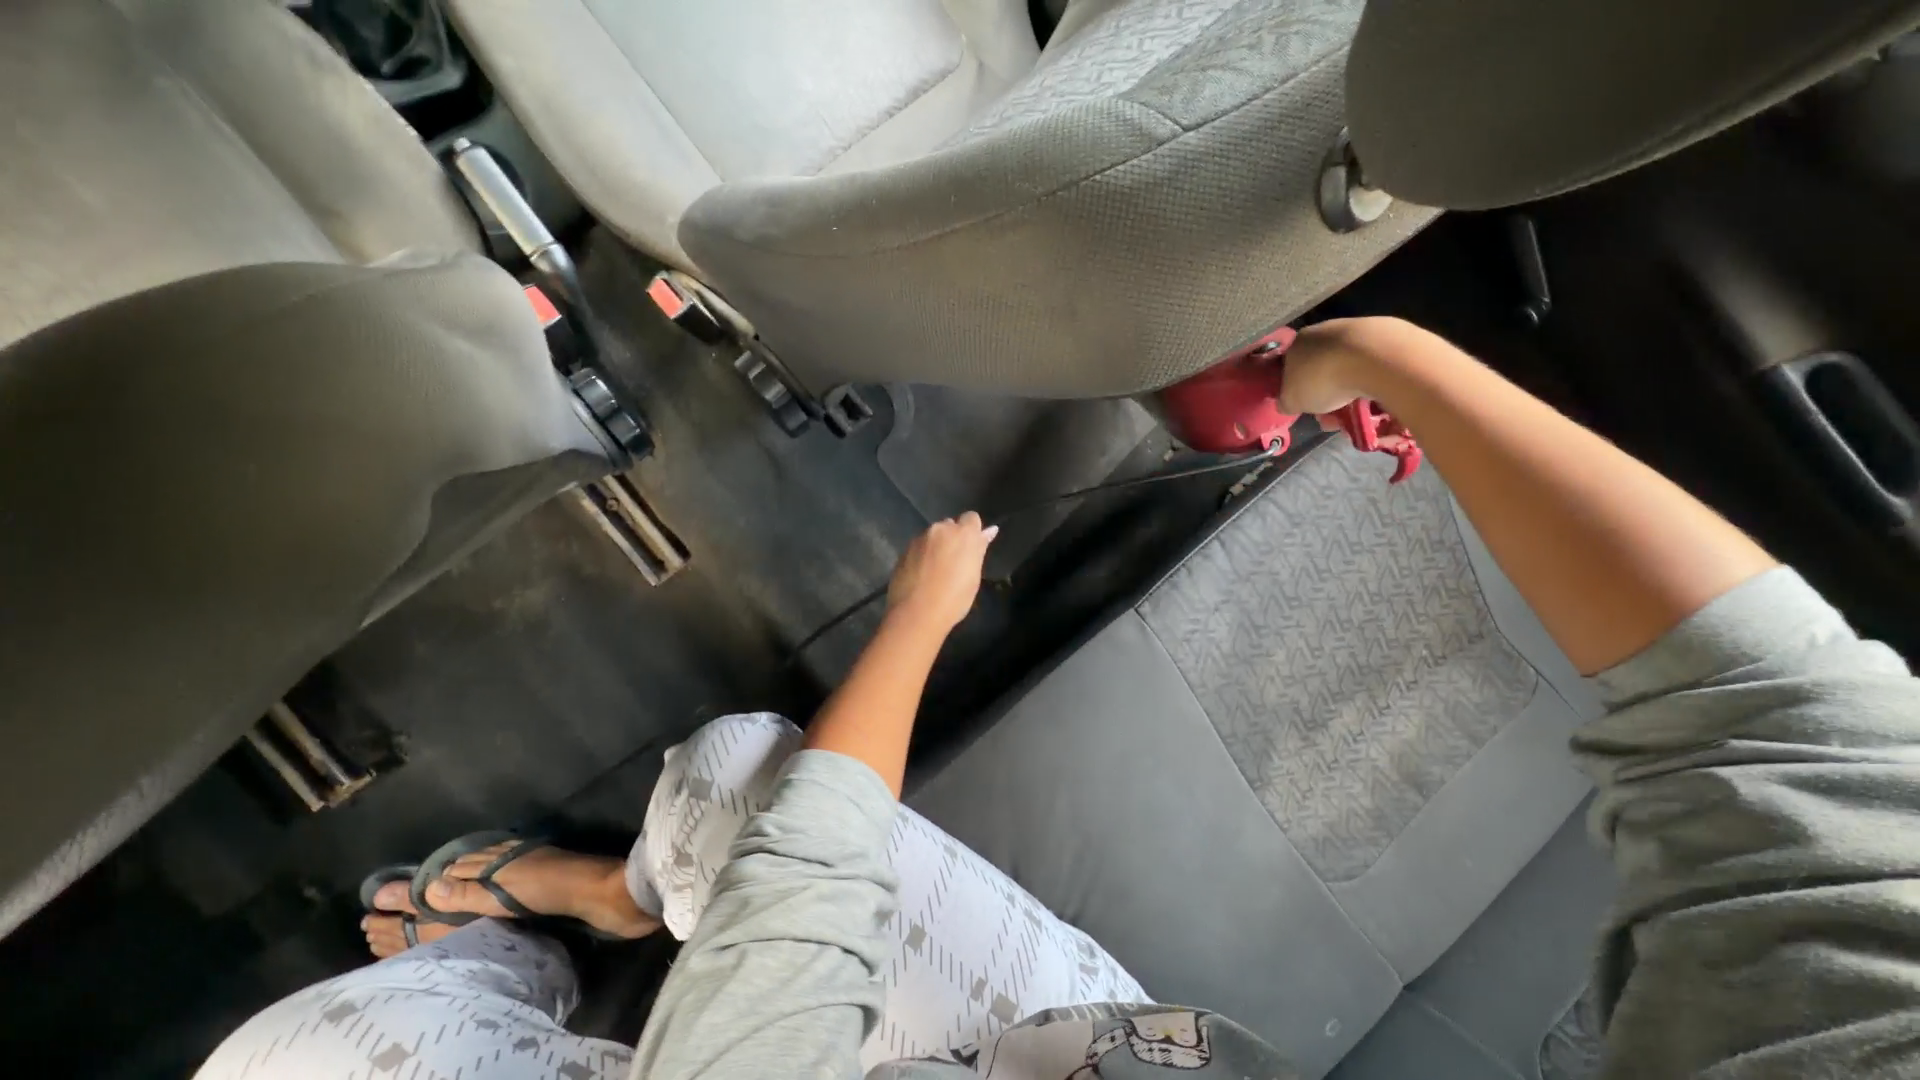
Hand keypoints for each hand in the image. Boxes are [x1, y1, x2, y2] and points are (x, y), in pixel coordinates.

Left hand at [887, 513, 998, 633]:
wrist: (916, 613)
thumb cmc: (954, 598)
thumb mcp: (973, 576)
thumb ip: (979, 549)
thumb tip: (989, 530)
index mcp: (963, 534)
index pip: (972, 518)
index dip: (972, 532)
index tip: (970, 549)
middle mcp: (940, 529)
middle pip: (950, 525)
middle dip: (952, 538)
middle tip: (953, 563)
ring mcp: (919, 539)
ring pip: (932, 537)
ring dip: (935, 547)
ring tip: (935, 572)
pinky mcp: (903, 550)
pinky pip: (918, 548)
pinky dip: (921, 556)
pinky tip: (921, 576)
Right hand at [1279, 317, 1420, 415]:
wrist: (1373, 357)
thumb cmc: (1322, 378)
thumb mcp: (1292, 400)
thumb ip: (1287, 401)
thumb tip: (1288, 403)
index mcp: (1298, 342)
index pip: (1290, 365)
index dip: (1295, 388)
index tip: (1304, 406)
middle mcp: (1325, 331)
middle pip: (1320, 368)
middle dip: (1325, 394)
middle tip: (1331, 416)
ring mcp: (1356, 330)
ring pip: (1347, 368)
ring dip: (1348, 392)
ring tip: (1354, 413)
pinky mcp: (1385, 335)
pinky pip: (1371, 365)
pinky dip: (1370, 382)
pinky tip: (1373, 397)